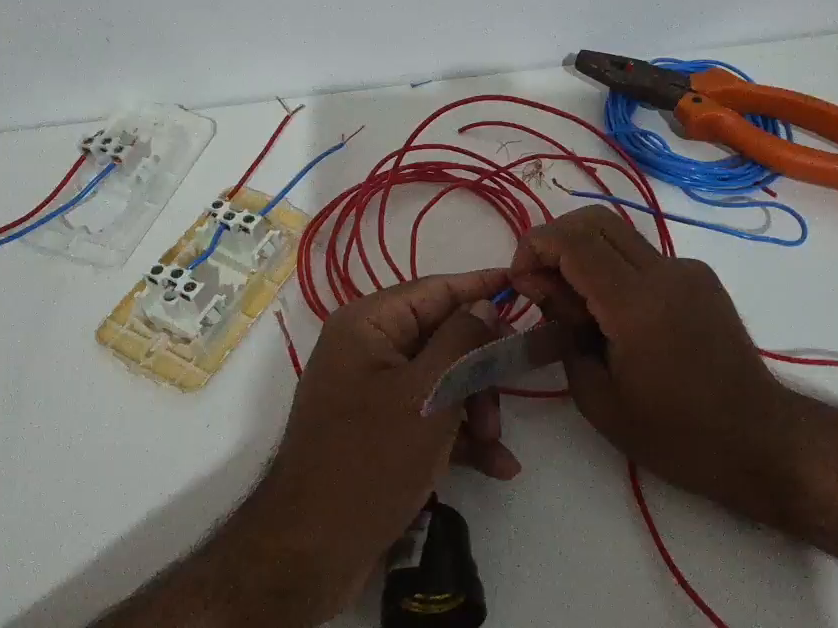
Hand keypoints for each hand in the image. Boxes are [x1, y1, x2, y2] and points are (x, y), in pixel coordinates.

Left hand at [242, 268, 521, 619]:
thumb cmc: (371, 460)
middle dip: (480, 369)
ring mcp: (371, 392)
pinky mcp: (378, 432)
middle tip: (507, 397)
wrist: (311, 552)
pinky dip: (460, 436)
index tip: (526, 285)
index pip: (435, 289)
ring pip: (441, 379)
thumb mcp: (427, 394)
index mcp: (367, 325)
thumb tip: (484, 304)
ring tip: (495, 446)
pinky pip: (429, 415)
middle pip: (442, 337)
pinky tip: (496, 466)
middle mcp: (366, 349)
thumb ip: (462, 341)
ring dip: (476, 408)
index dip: (481, 287)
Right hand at [507, 206, 801, 512]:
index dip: (535, 247)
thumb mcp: (599, 398)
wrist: (762, 441)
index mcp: (636, 303)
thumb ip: (563, 332)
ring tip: (576, 308)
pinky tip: (613, 318)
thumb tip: (543, 289)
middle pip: (594, 221)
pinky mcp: (700, 279)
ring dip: (584, 254)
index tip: (520, 282)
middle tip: (540, 286)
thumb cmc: (676, 435)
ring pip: (618, 234)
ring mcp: (687, 270)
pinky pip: (642, 257)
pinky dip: (613, 270)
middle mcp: (664, 272)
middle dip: (555, 241)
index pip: (573, 240)